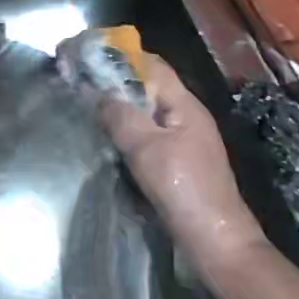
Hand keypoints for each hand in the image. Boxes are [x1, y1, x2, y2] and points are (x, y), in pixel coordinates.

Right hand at [94, 54, 266, 265]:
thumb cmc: (184, 190)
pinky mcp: (181, 162)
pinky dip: (128, 128)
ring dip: (120, 104)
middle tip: (80, 80)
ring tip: (88, 103)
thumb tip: (95, 90)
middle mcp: (187, 115)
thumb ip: (120, 116)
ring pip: (148, 110)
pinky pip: (150, 133)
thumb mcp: (147, 149)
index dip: (120, 55)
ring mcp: (186, 139)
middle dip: (116, 79)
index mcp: (185, 104)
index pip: (151, 64)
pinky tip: (109, 137)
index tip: (87, 54)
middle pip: (149, 85)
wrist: (218, 243)